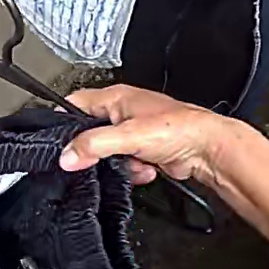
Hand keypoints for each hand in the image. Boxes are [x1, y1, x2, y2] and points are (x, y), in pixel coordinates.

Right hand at [58, 85, 249, 186]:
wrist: (209, 150)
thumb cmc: (180, 130)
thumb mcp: (128, 136)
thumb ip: (93, 145)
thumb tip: (67, 156)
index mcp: (116, 98)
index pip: (74, 103)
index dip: (63, 121)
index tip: (59, 142)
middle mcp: (122, 111)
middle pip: (89, 133)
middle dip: (96, 151)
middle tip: (101, 159)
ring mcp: (133, 131)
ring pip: (106, 153)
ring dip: (118, 164)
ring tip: (134, 162)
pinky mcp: (142, 150)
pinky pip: (124, 164)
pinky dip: (133, 170)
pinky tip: (147, 168)